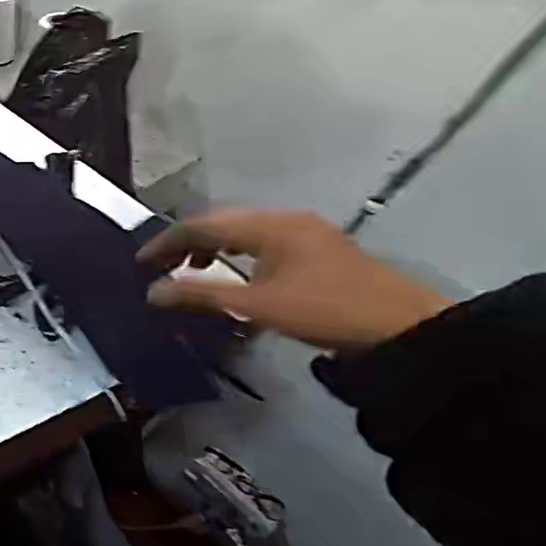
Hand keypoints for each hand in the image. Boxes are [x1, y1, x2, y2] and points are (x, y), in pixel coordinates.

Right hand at [138, 208, 450, 350]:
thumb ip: (202, 295)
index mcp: (268, 226)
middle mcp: (284, 219)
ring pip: (243, 229)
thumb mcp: (257, 305)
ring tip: (193, 270)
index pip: (202, 225)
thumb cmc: (325, 310)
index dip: (166, 242)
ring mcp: (305, 230)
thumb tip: (154, 292)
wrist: (404, 327)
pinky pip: (263, 238)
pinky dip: (237, 251)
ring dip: (212, 245)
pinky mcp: (318, 246)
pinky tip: (236, 272)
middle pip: (222, 221)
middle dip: (187, 241)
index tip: (142, 263)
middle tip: (162, 266)